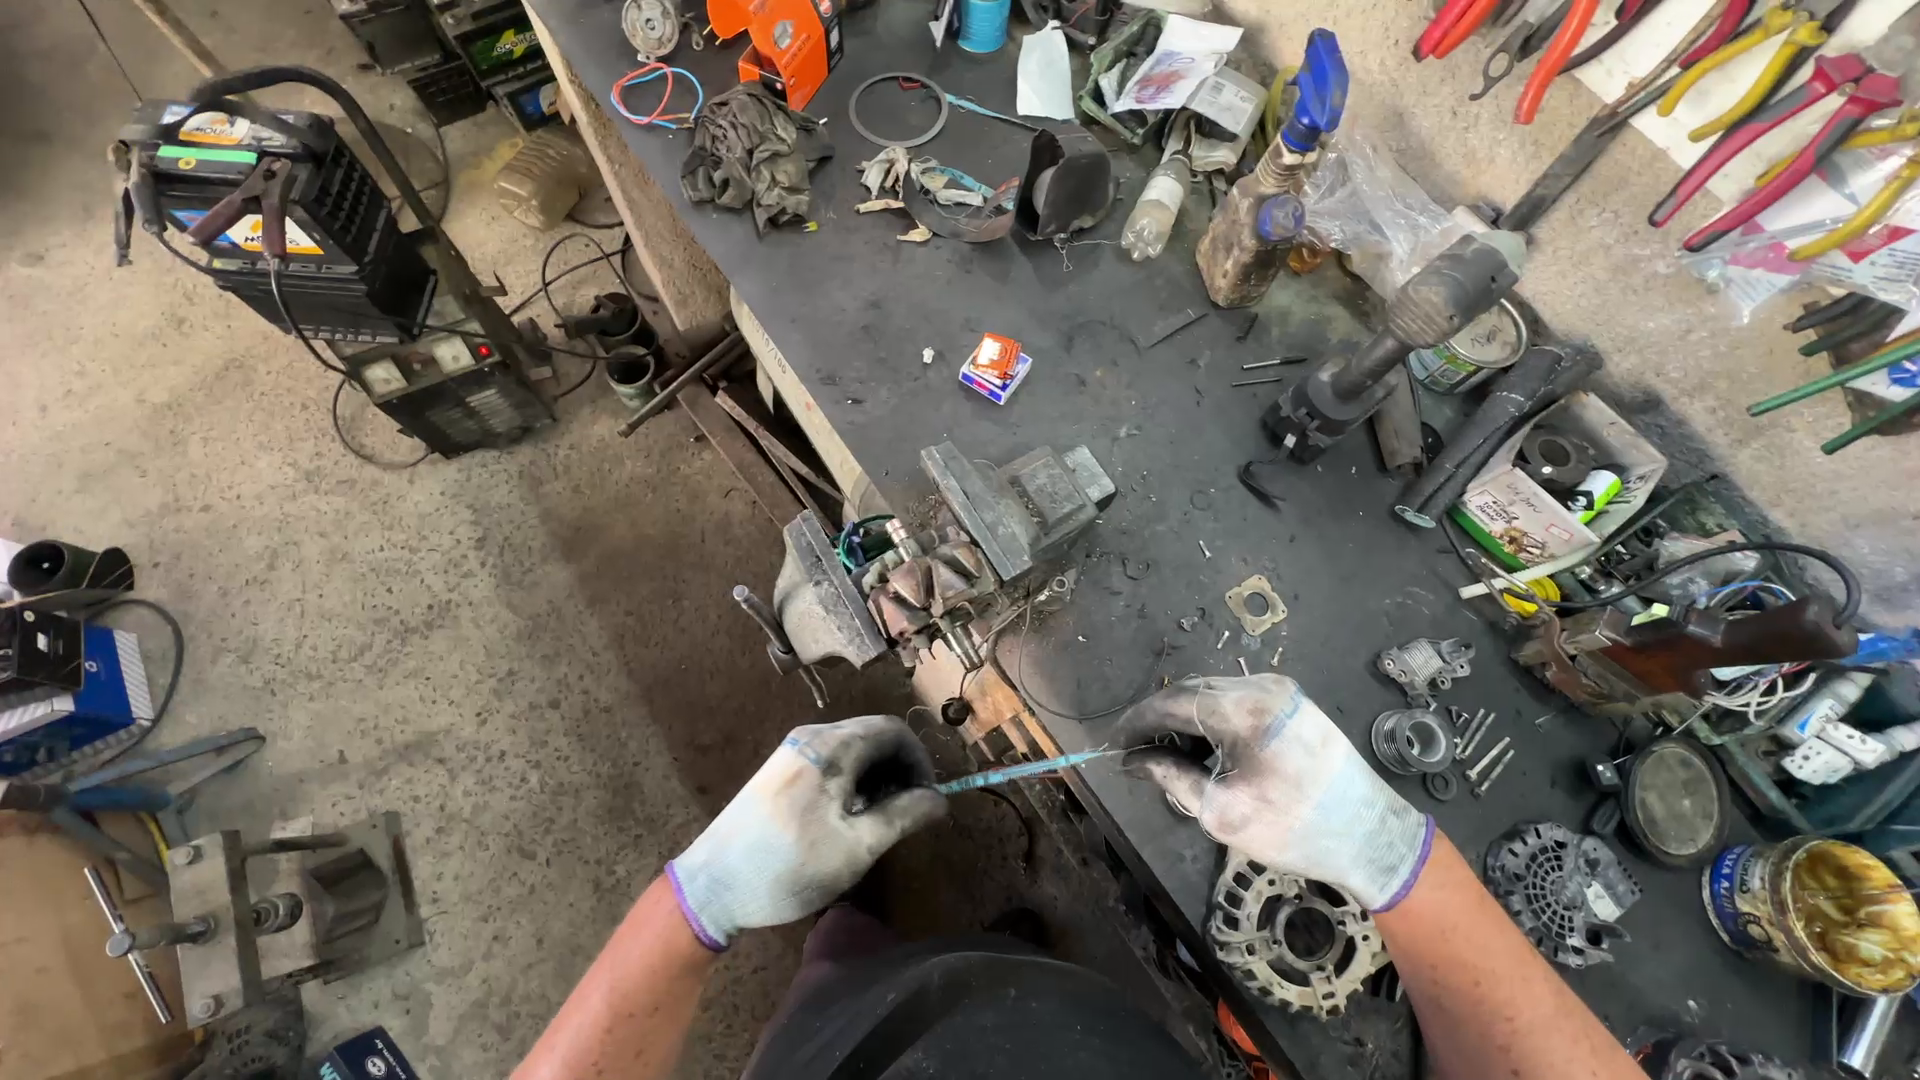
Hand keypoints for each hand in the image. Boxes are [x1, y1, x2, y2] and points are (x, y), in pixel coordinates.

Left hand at [666, 715, 946, 948]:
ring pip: (852, 748)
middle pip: (873, 735)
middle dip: (900, 769)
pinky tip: (847, 817)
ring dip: (876, 776)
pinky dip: (852, 779)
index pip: (894, 730)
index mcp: (832, 746)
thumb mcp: (857, 848)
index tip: (927, 800)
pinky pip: (830, 760)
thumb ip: (903, 816)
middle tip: (906, 813)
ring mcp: (792, 751)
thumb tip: (940, 800)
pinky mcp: (780, 769)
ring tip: (878, 820)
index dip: (920, 761)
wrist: (710, 886)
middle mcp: (812, 736)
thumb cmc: (789, 866)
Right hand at [1117, 674, 1432, 910]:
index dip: (1136, 722)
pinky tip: (1200, 748)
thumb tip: (1133, 761)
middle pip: (1188, 691)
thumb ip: (1171, 777)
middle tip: (1135, 752)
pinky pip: (1231, 698)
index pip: (1172, 702)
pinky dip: (1207, 718)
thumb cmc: (1296, 829)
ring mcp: (1277, 689)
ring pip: (1209, 692)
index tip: (1113, 744)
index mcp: (1245, 710)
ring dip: (1181, 719)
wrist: (1371, 835)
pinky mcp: (1288, 700)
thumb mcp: (1223, 811)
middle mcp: (1260, 686)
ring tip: (1165, 754)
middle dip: (1156, 720)